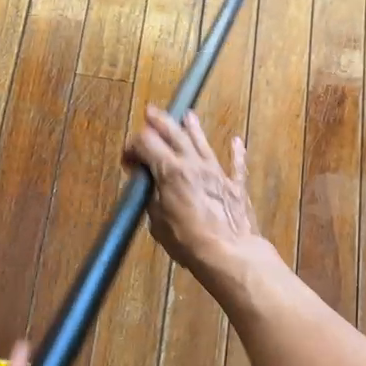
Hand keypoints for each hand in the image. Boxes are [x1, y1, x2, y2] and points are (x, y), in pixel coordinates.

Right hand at [123, 106, 269, 283]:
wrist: (230, 253)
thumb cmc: (189, 241)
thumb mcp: (158, 223)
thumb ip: (153, 199)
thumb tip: (151, 188)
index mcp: (170, 171)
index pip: (146, 144)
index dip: (133, 147)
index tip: (128, 159)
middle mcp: (194, 165)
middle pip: (174, 134)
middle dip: (160, 122)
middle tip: (150, 112)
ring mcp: (217, 173)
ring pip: (203, 144)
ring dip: (194, 129)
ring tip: (188, 115)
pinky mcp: (235, 186)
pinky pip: (236, 165)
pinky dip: (236, 152)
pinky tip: (237, 141)